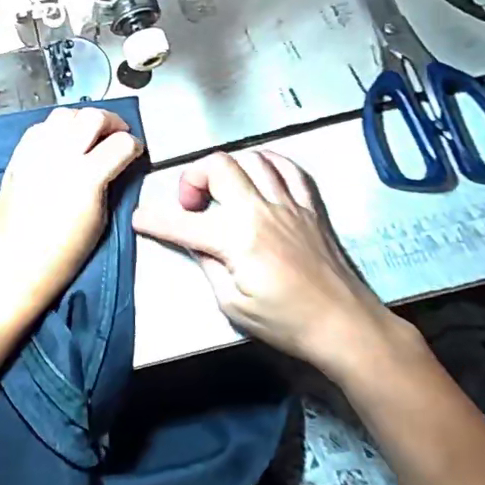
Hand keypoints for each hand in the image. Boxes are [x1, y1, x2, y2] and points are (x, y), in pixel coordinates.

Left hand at [0, 107, 143, 310]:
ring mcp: (36, 153)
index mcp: (86, 176)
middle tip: (117, 134)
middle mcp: (60, 156)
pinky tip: (61, 144)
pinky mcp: (18, 157)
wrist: (17, 263)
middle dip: (111, 122)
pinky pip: (40, 127)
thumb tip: (115, 164)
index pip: (121, 142)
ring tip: (88, 136)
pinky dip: (55, 129)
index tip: (135, 150)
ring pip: (64, 114)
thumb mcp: (100, 219)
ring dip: (82, 120)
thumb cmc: (62, 253)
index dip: (134, 145)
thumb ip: (109, 183)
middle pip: (93, 116)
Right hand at [131, 150, 413, 373]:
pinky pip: (289, 169)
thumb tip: (196, 243)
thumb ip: (209, 266)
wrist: (344, 325)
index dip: (154, 221)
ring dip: (229, 169)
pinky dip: (268, 165)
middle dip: (192, 178)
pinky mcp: (311, 207)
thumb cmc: (287, 323)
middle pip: (219, 166)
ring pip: (253, 158)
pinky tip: (259, 177)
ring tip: (222, 191)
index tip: (140, 219)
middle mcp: (262, 211)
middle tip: (191, 205)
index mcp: (238, 239)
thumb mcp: (233, 305)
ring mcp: (289, 204)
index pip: (184, 224)